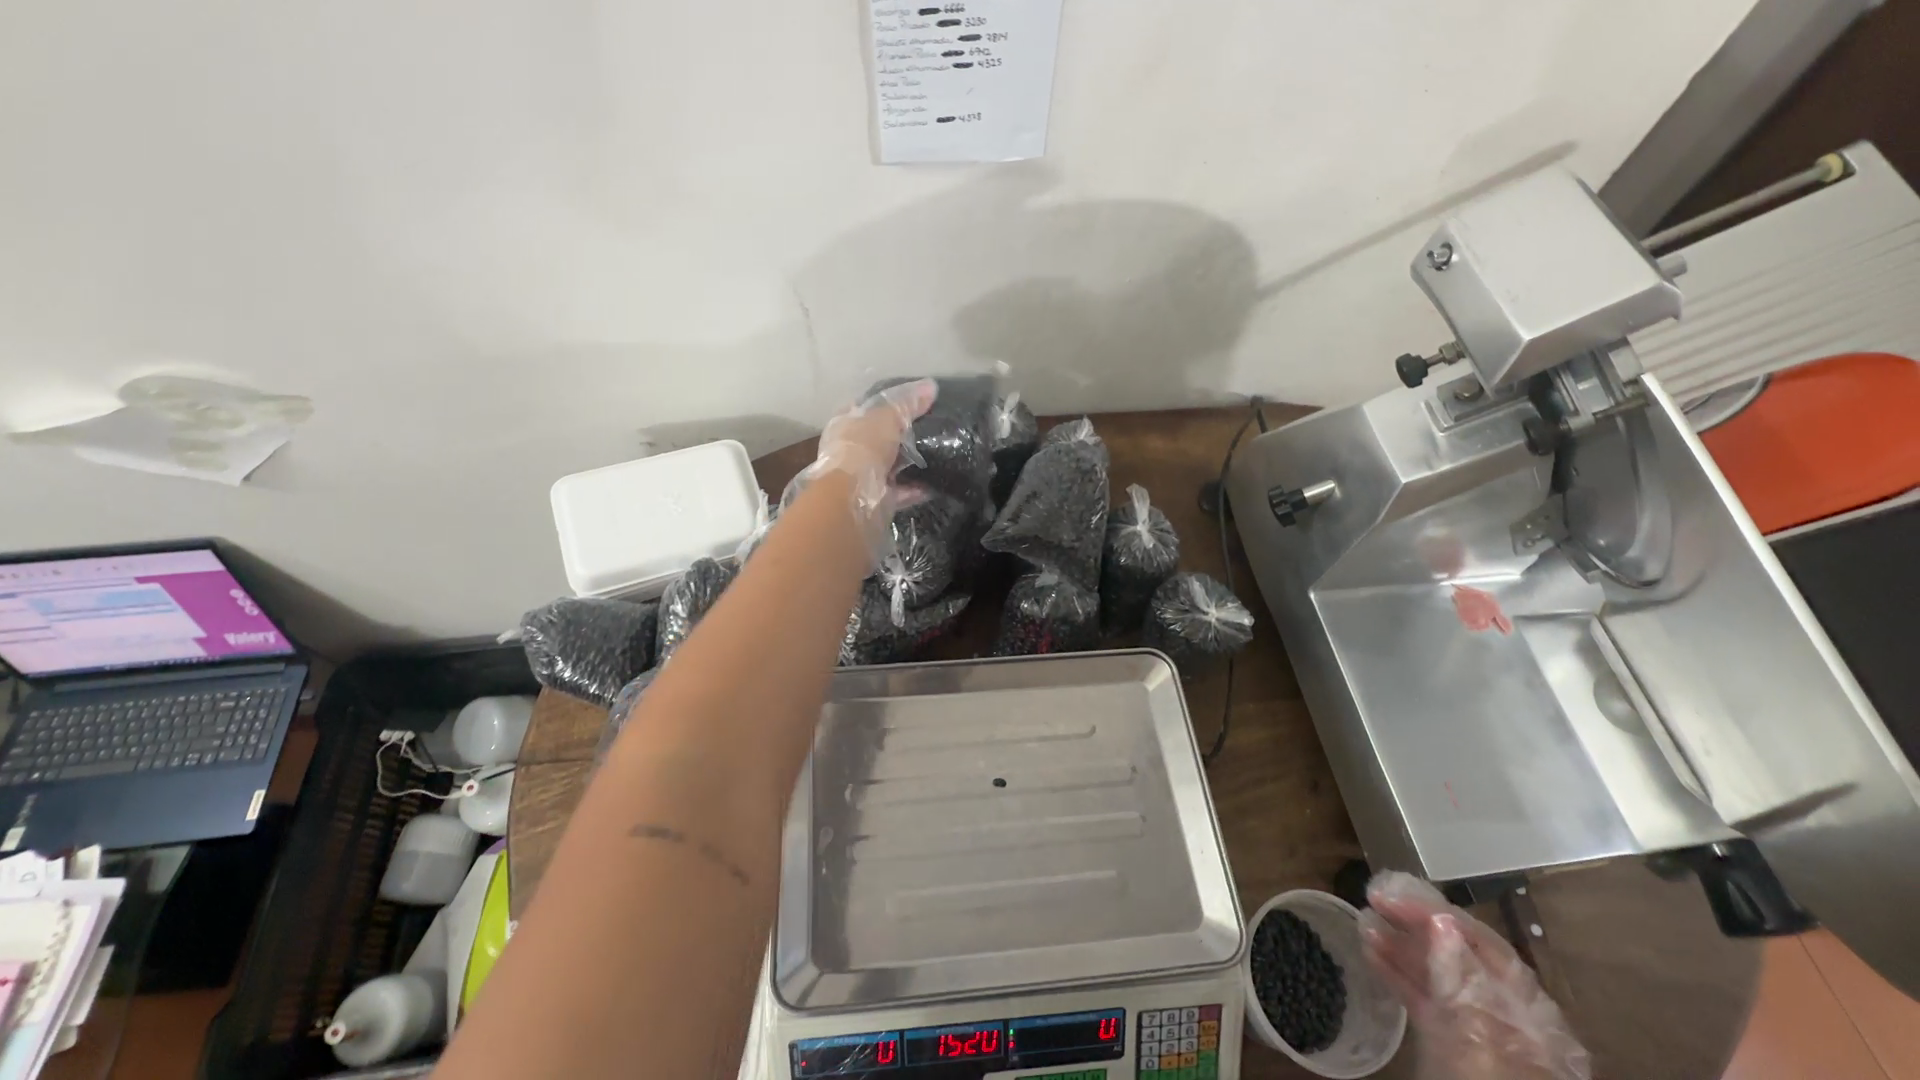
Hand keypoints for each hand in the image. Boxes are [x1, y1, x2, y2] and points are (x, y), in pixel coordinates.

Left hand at [788, 379, 937, 565]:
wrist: (853, 495)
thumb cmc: (863, 446)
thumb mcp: (888, 417)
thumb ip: (908, 403)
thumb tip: (931, 386)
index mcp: (845, 423)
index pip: (866, 406)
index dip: (887, 402)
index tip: (913, 400)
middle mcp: (850, 449)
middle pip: (879, 437)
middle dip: (901, 433)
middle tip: (931, 426)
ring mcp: (862, 475)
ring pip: (889, 464)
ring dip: (909, 462)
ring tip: (938, 451)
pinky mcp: (875, 498)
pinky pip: (900, 490)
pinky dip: (916, 487)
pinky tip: (936, 482)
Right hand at [1360, 872, 1590, 1079]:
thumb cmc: (1491, 1076)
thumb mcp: (1478, 1032)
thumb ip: (1463, 981)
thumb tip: (1441, 921)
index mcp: (1522, 1000)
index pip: (1479, 940)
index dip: (1434, 910)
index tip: (1389, 893)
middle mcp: (1503, 1006)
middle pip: (1459, 952)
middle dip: (1415, 922)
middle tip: (1373, 898)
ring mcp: (1477, 1025)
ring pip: (1438, 973)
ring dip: (1401, 944)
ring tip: (1364, 921)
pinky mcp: (1454, 1044)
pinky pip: (1427, 999)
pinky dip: (1400, 975)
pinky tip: (1372, 955)